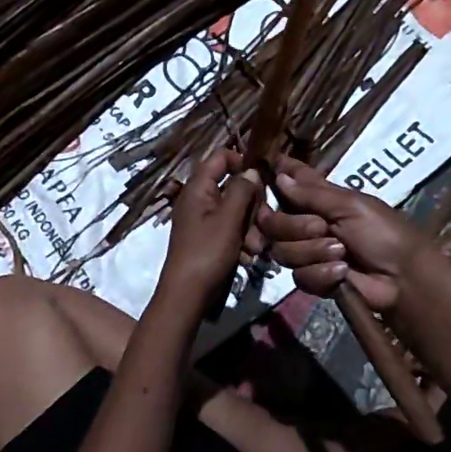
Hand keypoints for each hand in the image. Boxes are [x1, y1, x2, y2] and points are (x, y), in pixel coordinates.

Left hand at [162, 149, 262, 298]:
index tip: (263, 177)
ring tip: (256, 247)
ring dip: (250, 226)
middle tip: (263, 220)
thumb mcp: (228, 219)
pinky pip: (229, 229)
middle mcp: (199, 199)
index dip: (242, 161)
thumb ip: (242, 190)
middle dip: (251, 204)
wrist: (187, 294)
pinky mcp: (208, 238)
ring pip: (234, 211)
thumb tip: (252, 170)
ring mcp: (202, 219)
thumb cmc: (207, 252)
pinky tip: (248, 256)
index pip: (220, 157)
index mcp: (198, 187)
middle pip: (232, 186)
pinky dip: (241, 239)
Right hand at [249, 155, 427, 310]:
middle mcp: (306, 223)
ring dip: (313, 252)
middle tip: (322, 228)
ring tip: (341, 253)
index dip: (276, 176)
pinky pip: (299, 276)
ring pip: (282, 250)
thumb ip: (311, 193)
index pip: (289, 181)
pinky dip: (321, 273)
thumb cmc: (383, 232)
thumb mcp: (350, 206)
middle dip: (296, 226)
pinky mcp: (312, 279)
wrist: (402, 278)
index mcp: (318, 199)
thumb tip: (279, 176)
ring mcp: (308, 252)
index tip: (262, 171)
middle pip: (273, 222)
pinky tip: (342, 273)